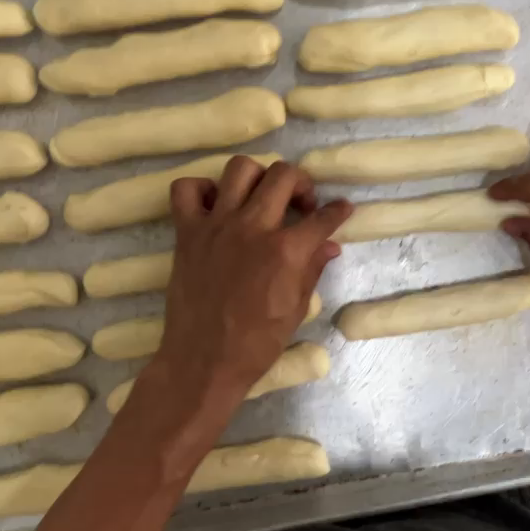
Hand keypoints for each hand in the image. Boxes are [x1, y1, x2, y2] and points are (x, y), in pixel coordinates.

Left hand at [154, 157, 350, 401]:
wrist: (204, 361)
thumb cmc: (256, 343)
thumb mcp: (296, 309)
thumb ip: (312, 270)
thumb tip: (328, 246)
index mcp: (285, 251)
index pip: (322, 218)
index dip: (338, 211)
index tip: (343, 208)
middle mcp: (252, 227)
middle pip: (283, 176)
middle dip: (302, 184)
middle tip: (301, 205)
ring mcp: (216, 225)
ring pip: (240, 169)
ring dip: (258, 178)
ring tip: (261, 198)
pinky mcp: (187, 232)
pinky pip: (186, 189)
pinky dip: (201, 190)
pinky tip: (215, 207)